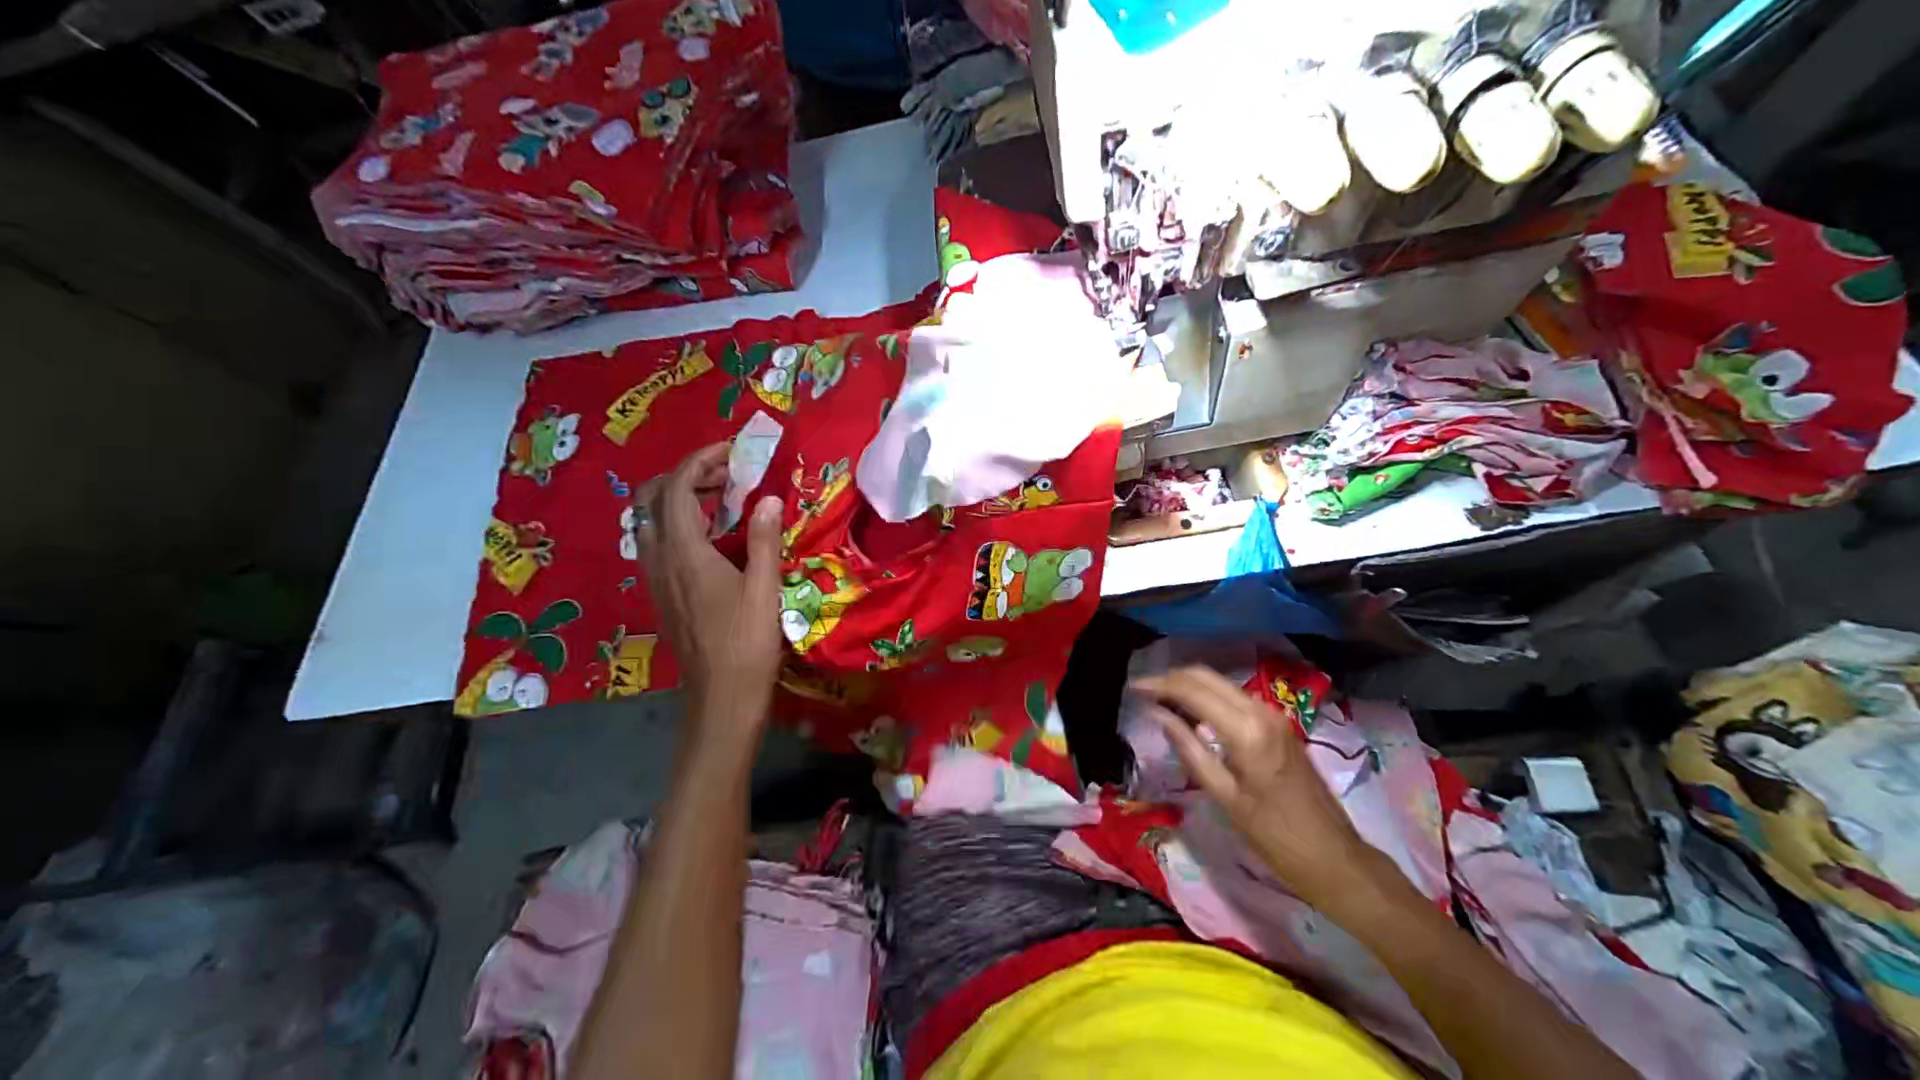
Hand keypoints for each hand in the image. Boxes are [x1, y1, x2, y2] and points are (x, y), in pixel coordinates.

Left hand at [635, 444, 784, 746]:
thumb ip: (763, 540)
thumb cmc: (747, 646)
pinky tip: (711, 539)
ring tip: (720, 501)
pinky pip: (656, 544)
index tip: (731, 454)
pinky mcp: (661, 596)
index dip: (699, 462)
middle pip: (650, 500)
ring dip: (677, 500)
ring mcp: (655, 580)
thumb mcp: (764, 591)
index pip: (676, 489)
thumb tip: (767, 497)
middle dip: (683, 476)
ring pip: (649, 522)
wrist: (721, 701)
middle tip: (725, 477)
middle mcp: (660, 562)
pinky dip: (677, 525)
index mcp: (685, 555)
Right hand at [1131, 666, 1391, 908]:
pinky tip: (1191, 713)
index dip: (1159, 684)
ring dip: (1190, 685)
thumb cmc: (1275, 836)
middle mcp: (1261, 712)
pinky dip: (1208, 697)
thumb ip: (1189, 749)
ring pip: (1221, 684)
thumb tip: (1159, 715)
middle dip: (1172, 678)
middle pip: (1207, 676)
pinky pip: (1234, 698)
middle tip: (1143, 690)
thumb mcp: (1224, 797)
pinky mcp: (1279, 725)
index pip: (1193, 689)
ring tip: (1160, 701)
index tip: (1133, 688)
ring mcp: (1274, 716)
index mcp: (1246, 730)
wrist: (1334, 856)